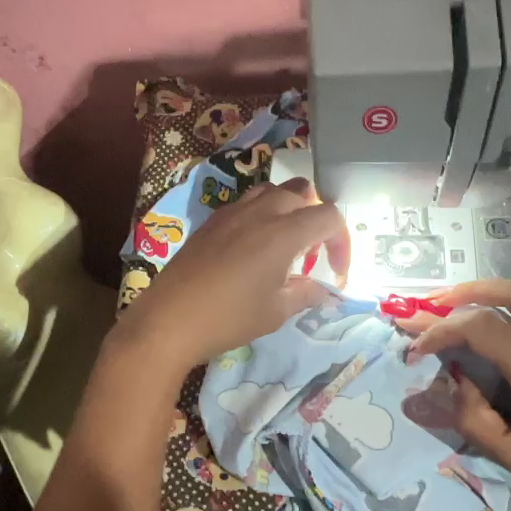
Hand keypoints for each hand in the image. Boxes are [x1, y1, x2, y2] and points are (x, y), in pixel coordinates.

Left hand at [116, 179, 349, 370]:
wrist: (168, 319)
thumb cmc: (228, 318)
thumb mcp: (275, 313)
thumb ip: (305, 294)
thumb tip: (322, 288)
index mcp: (283, 233)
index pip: (328, 216)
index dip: (341, 241)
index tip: (335, 271)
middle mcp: (259, 213)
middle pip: (300, 192)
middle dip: (314, 216)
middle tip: (310, 252)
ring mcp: (230, 213)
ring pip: (270, 191)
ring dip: (286, 209)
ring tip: (283, 243)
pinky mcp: (209, 222)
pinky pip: (243, 204)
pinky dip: (258, 215)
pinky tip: (250, 247)